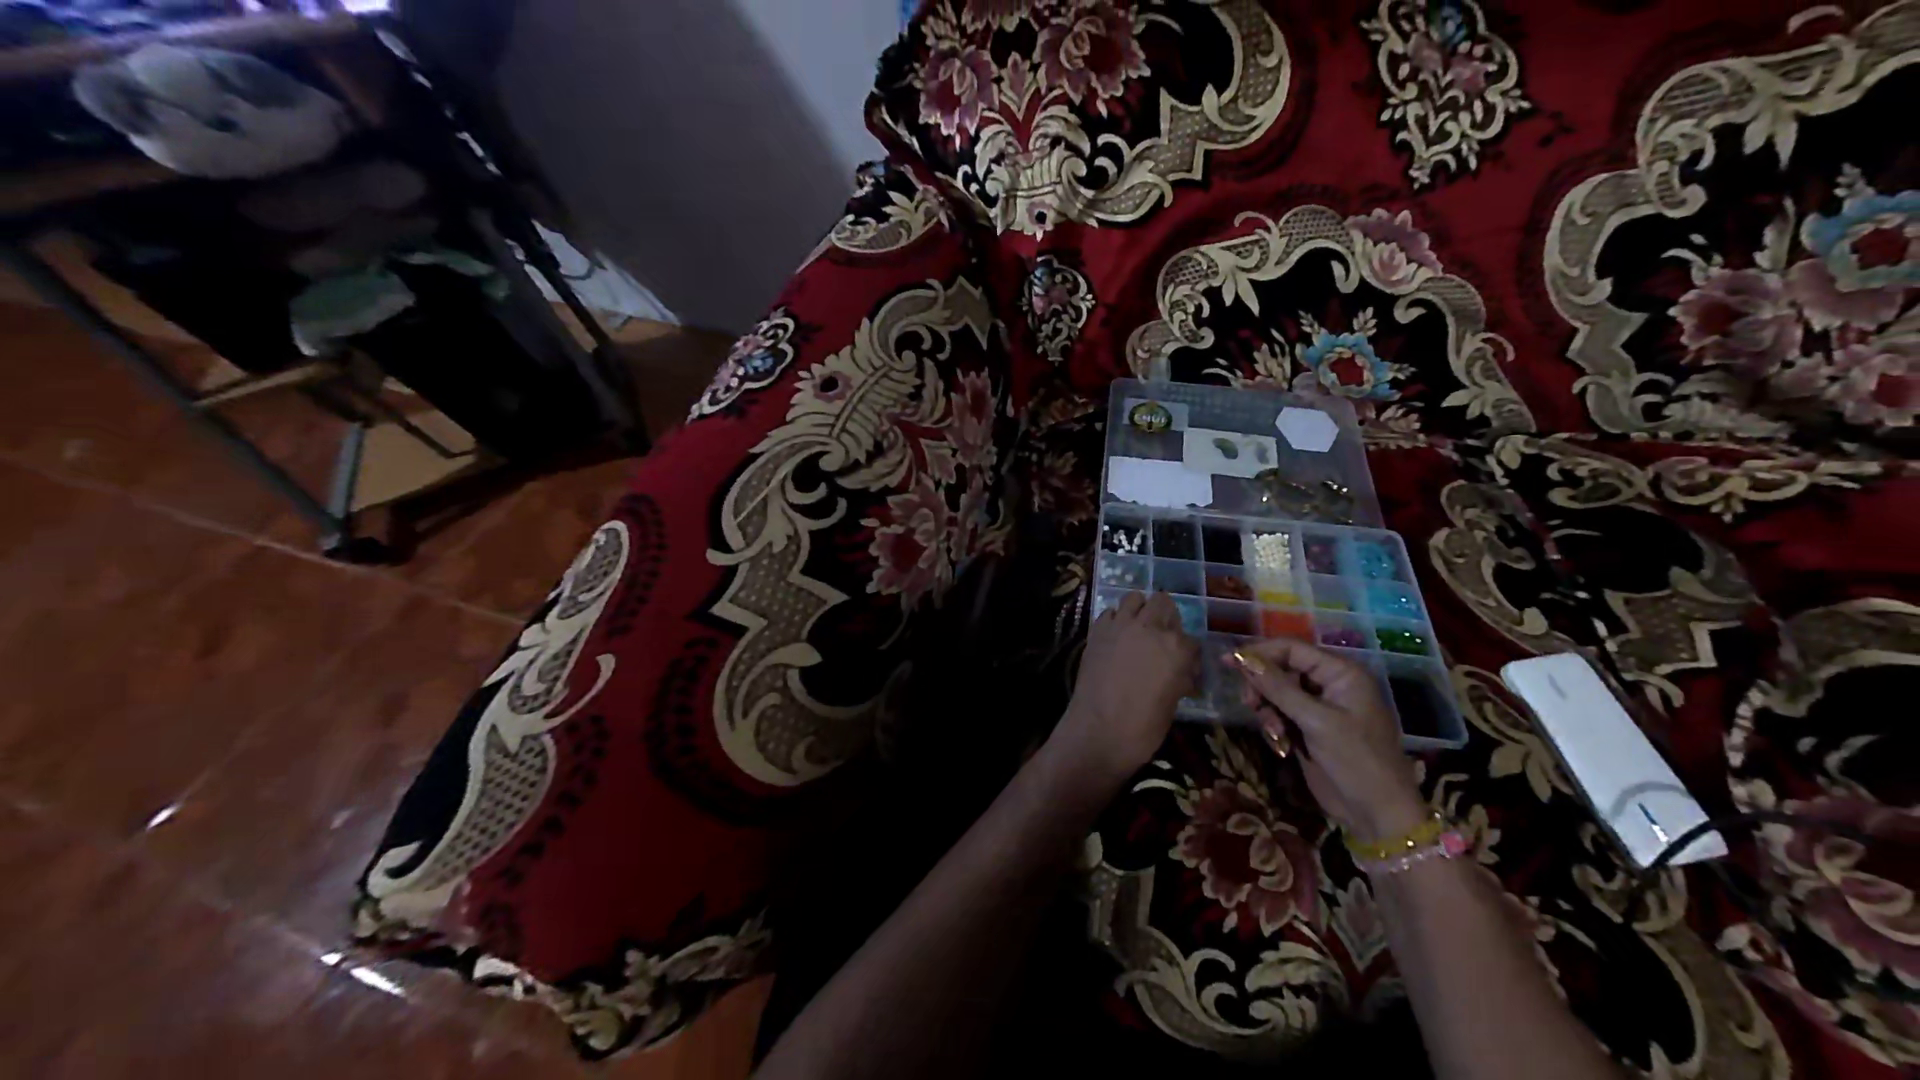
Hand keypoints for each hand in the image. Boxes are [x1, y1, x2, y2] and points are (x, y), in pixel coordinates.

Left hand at [1051, 591, 1199, 790]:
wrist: (1098, 732)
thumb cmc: (1143, 727)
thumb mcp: (1173, 704)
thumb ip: (1179, 678)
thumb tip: (1182, 673)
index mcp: (1177, 648)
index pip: (1191, 639)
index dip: (1188, 653)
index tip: (1183, 665)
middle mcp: (1150, 628)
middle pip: (1164, 602)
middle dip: (1167, 616)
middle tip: (1162, 636)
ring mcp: (1120, 626)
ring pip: (1134, 598)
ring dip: (1140, 609)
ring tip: (1138, 629)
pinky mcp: (1097, 631)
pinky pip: (1109, 613)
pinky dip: (1115, 620)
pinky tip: (1116, 637)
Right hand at [1227, 639, 1426, 840]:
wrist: (1377, 813)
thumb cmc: (1355, 760)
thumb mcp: (1315, 721)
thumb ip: (1278, 688)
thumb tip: (1242, 657)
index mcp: (1341, 674)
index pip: (1292, 649)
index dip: (1259, 652)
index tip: (1228, 661)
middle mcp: (1330, 684)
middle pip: (1282, 669)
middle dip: (1263, 685)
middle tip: (1249, 704)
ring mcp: (1320, 707)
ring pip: (1277, 693)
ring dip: (1268, 709)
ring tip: (1273, 732)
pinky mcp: (1310, 729)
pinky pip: (1281, 714)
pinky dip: (1275, 725)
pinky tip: (1280, 743)